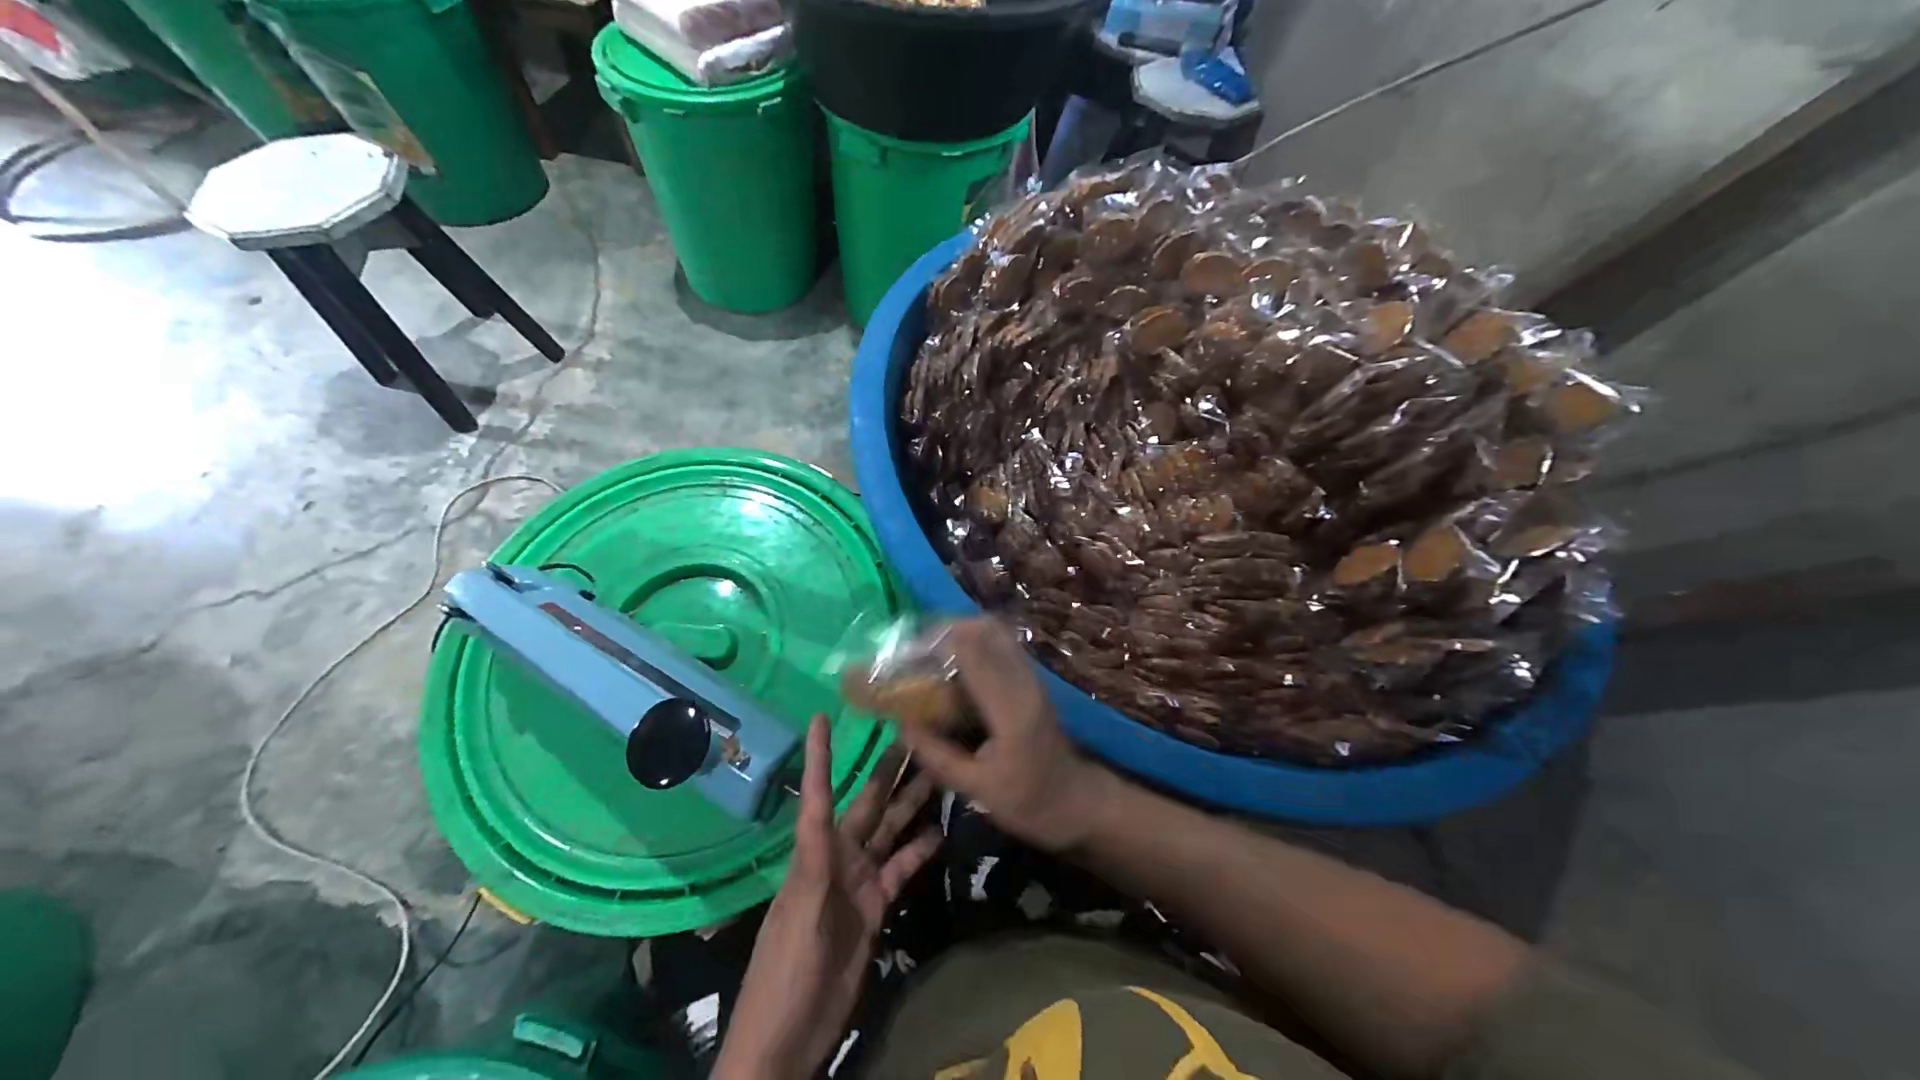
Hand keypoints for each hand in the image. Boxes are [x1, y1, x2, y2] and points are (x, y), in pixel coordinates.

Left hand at [714, 715, 940, 1079]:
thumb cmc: (787, 970)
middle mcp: (838, 858)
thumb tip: (818, 815)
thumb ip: (816, 864)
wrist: (790, 1032)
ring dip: (909, 803)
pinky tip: (940, 830)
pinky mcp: (876, 906)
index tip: (821, 718)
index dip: (819, 757)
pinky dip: (918, 849)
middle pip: (867, 805)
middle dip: (887, 771)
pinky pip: (901, 868)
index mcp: (814, 854)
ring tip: (937, 770)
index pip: (817, 795)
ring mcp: (859, 881)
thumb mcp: (802, 914)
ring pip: (889, 831)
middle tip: (912, 734)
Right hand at [894, 618, 1114, 852]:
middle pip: (986, 629)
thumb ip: (937, 755)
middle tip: (917, 651)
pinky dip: (977, 644)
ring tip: (931, 654)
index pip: (971, 653)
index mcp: (1010, 709)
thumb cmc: (1028, 802)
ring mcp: (1033, 678)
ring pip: (997, 632)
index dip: (935, 644)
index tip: (904, 655)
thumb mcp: (976, 788)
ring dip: (962, 634)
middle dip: (947, 631)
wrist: (1077, 803)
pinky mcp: (1034, 681)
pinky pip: (1004, 646)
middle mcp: (1024, 683)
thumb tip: (902, 725)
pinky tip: (956, 667)